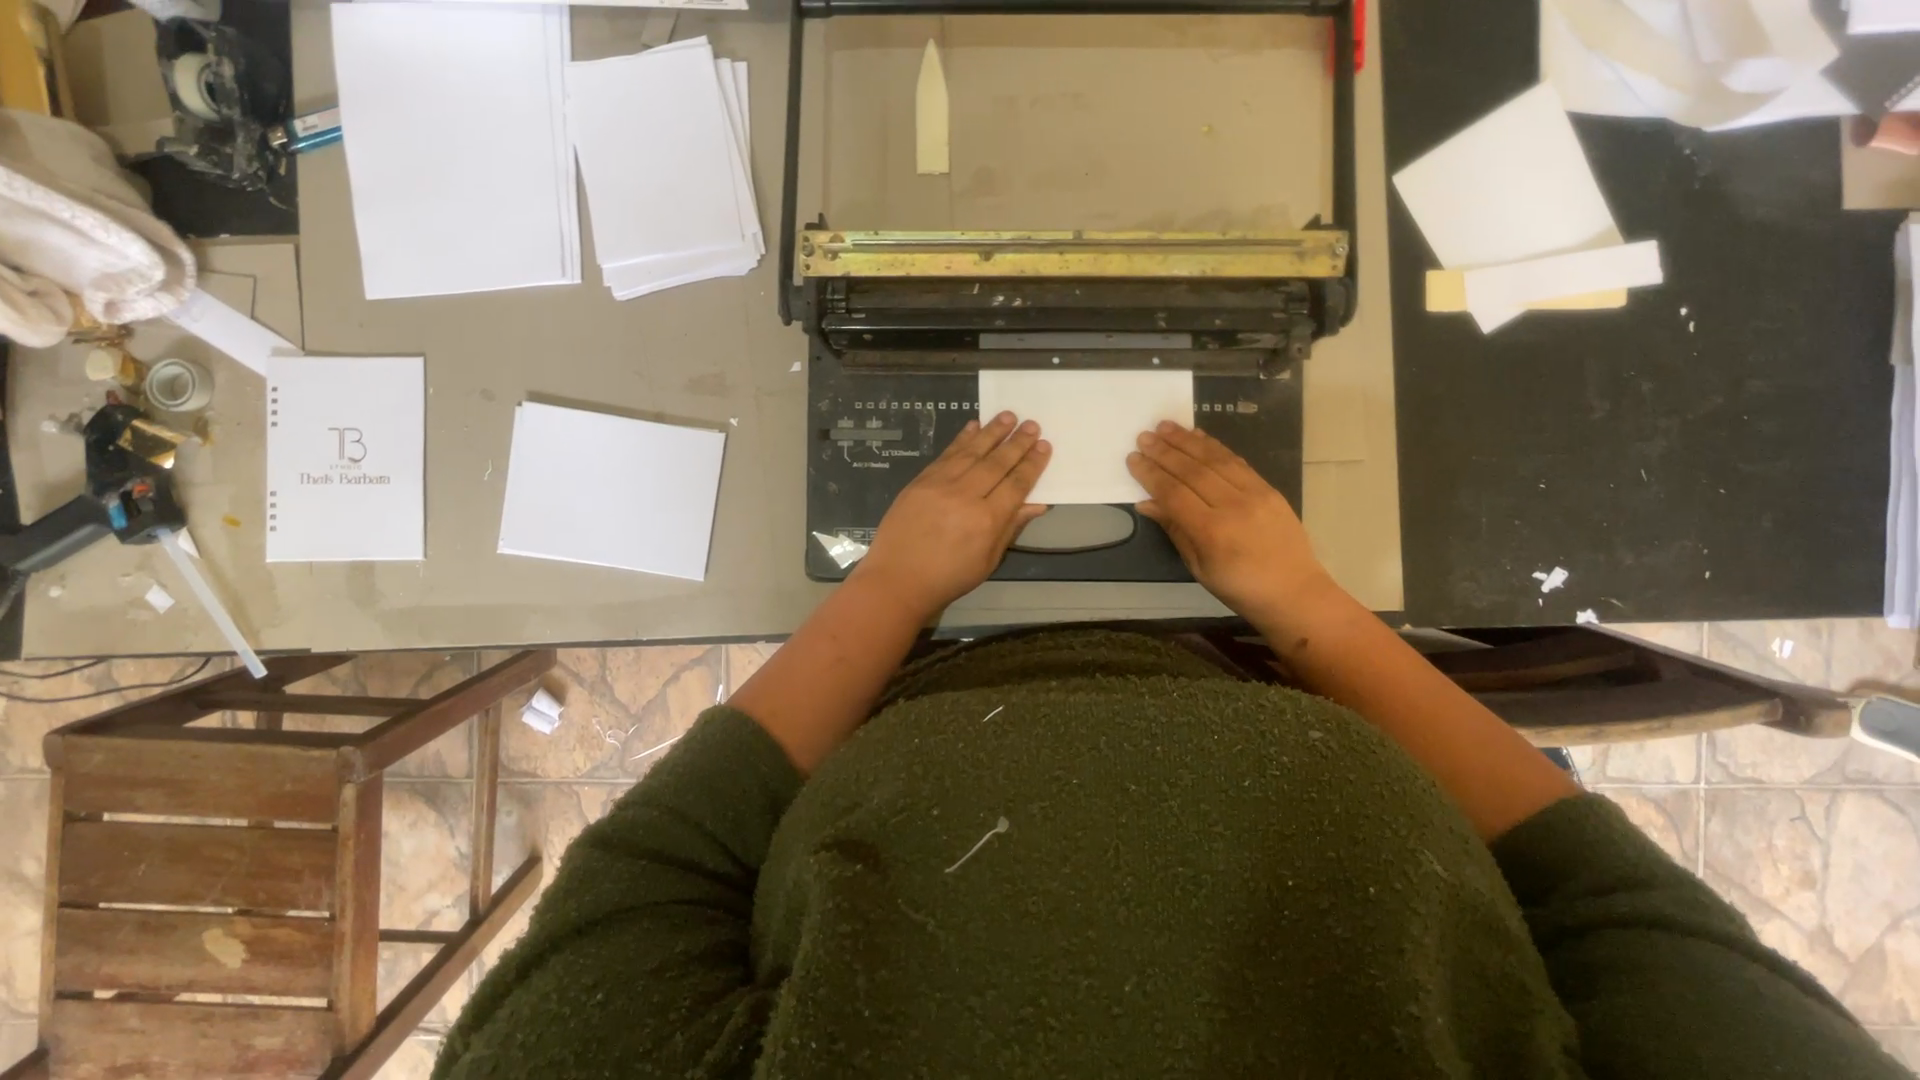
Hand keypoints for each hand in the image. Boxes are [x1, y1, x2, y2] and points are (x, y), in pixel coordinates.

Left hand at [853, 412, 1050, 619]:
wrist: (898, 579)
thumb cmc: (948, 578)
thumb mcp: (988, 560)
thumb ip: (1010, 528)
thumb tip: (1036, 504)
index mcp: (986, 521)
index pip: (1016, 484)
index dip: (1032, 465)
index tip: (1044, 446)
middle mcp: (965, 497)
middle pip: (997, 463)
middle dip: (1016, 443)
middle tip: (1032, 424)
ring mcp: (940, 486)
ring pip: (971, 452)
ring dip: (992, 432)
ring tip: (1008, 416)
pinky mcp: (920, 482)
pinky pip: (946, 454)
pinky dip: (961, 439)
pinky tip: (973, 426)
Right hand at [1128, 421, 1333, 622]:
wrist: (1294, 592)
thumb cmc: (1240, 588)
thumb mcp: (1199, 566)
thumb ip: (1175, 529)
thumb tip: (1147, 503)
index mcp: (1212, 532)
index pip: (1174, 494)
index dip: (1151, 474)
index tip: (1133, 459)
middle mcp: (1233, 507)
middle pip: (1192, 471)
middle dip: (1164, 452)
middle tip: (1143, 437)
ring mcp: (1255, 494)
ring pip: (1215, 460)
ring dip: (1187, 441)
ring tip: (1165, 426)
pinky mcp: (1269, 489)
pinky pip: (1237, 462)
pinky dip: (1215, 447)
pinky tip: (1198, 436)